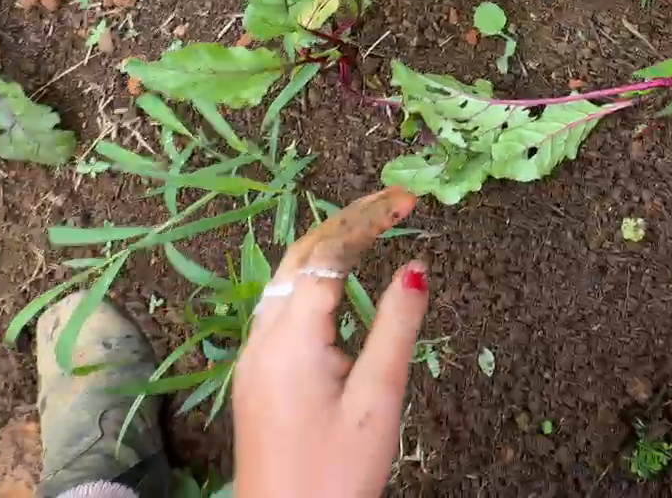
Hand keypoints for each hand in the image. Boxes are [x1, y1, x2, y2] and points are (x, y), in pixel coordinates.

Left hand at [233, 188, 428, 497]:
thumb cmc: (337, 470)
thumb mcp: (378, 397)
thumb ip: (397, 324)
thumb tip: (417, 266)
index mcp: (290, 340)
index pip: (329, 254)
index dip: (370, 218)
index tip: (411, 200)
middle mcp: (262, 340)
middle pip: (301, 255)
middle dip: (350, 218)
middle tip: (398, 201)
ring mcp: (253, 357)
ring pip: (288, 275)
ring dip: (332, 241)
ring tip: (377, 224)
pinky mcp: (257, 374)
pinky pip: (284, 300)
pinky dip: (318, 271)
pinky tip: (343, 275)